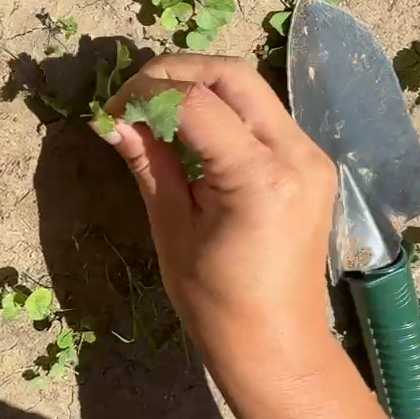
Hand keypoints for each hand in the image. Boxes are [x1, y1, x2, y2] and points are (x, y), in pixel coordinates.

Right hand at [96, 54, 337, 376]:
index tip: (110, 112)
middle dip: (171, 73)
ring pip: (246, 86)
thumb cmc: (214, 301)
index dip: (143, 94)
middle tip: (130, 97)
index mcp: (260, 178)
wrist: (277, 345)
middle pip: (231, 75)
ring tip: (152, 110)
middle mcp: (296, 154)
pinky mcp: (307, 161)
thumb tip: (110, 119)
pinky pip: (257, 111)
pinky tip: (183, 129)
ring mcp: (309, 155)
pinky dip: (215, 106)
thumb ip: (146, 161)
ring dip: (193, 85)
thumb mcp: (170, 227)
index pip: (194, 102)